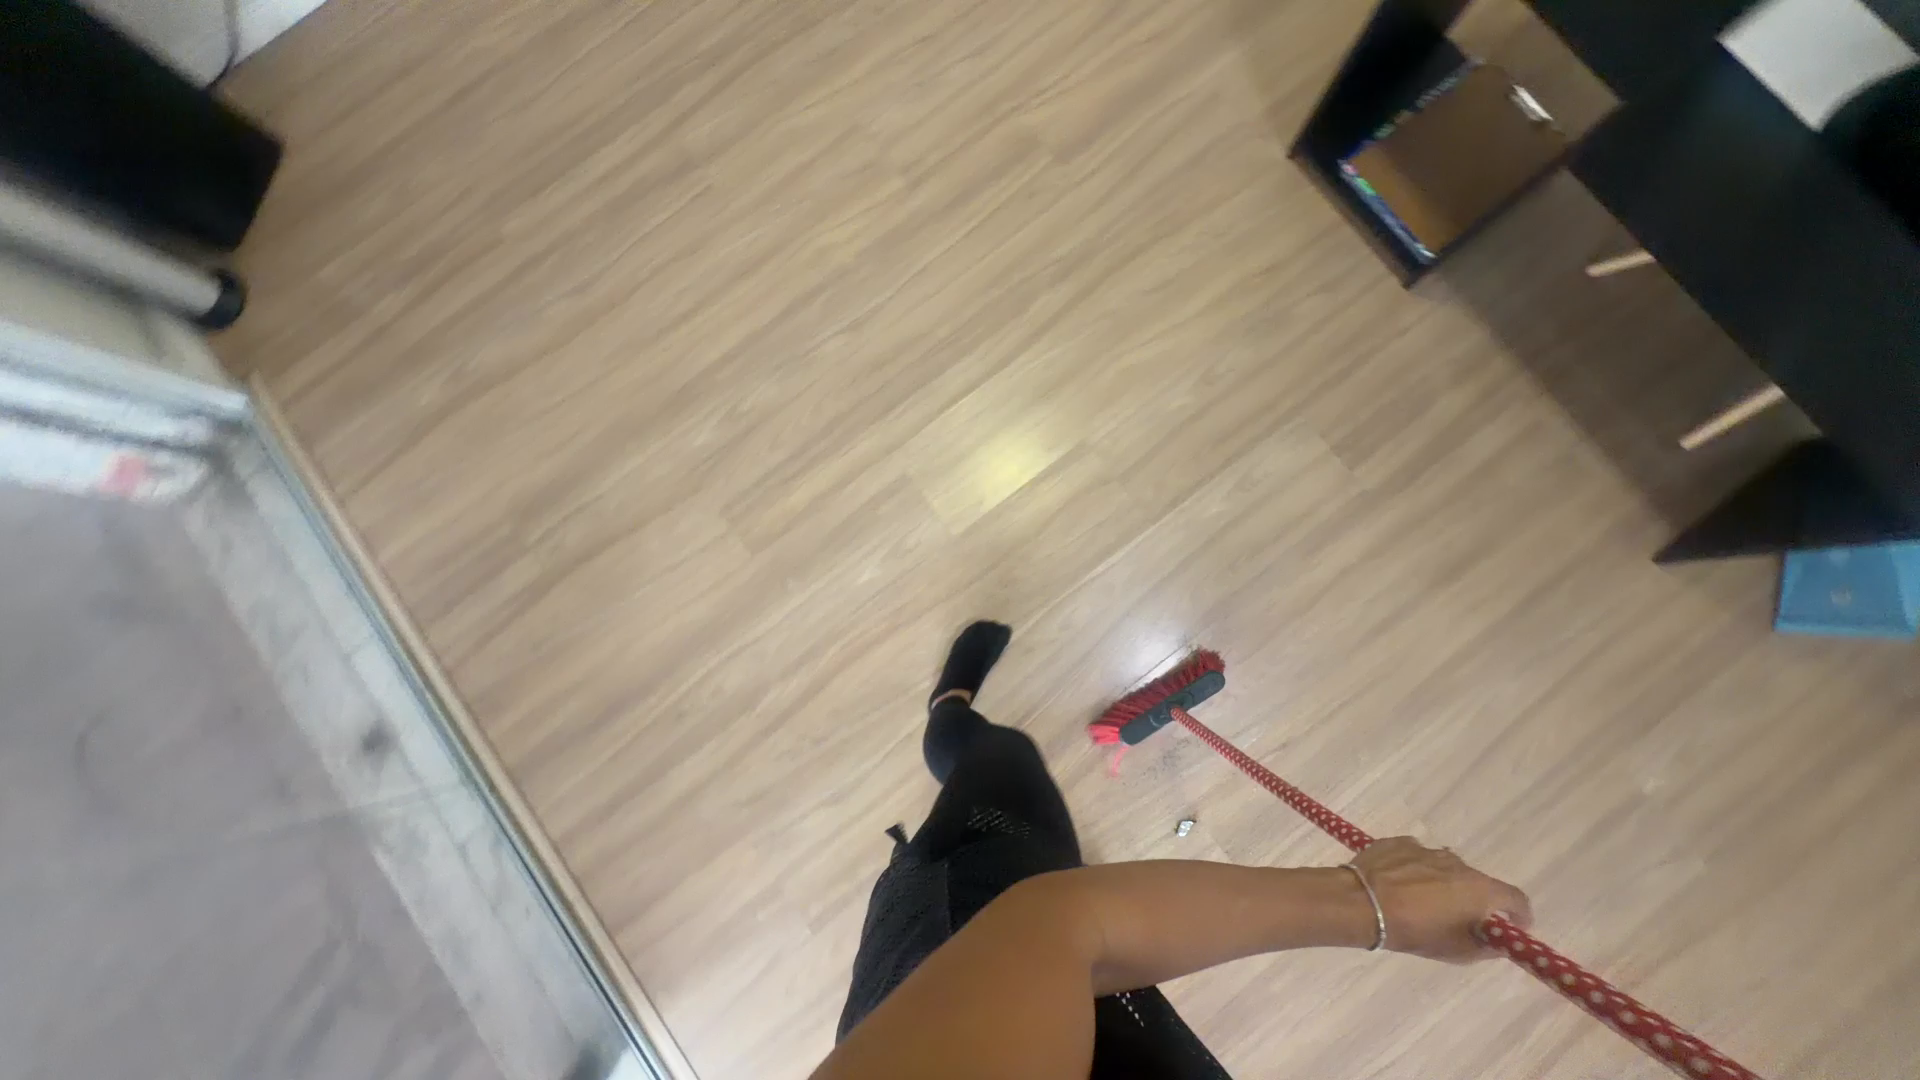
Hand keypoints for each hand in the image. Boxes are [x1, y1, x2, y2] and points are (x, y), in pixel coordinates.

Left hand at [1348, 837, 1531, 963]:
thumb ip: (1487, 946)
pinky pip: (1417, 857)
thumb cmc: (1414, 930)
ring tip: (1423, 901)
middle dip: (1475, 900)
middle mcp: (1456, 862)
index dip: (1519, 914)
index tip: (1512, 927)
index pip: (1515, 898)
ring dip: (1444, 883)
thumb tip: (1499, 941)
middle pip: (1477, 882)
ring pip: (1445, 868)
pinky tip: (1400, 884)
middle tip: (1459, 919)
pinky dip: (1416, 869)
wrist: (1360, 902)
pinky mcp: (1397, 842)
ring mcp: (1424, 848)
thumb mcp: (1458, 950)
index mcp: (1478, 888)